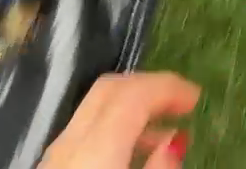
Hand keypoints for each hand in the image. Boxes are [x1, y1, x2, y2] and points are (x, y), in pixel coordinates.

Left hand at [40, 72, 200, 168]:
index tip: (195, 93)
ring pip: (95, 107)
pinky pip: (84, 130)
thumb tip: (175, 140)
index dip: (167, 85)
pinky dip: (113, 126)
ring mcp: (54, 153)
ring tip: (166, 126)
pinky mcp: (49, 165)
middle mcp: (69, 141)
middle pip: (110, 89)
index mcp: (94, 147)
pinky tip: (132, 150)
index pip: (132, 93)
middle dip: (149, 85)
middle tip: (181, 99)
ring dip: (132, 105)